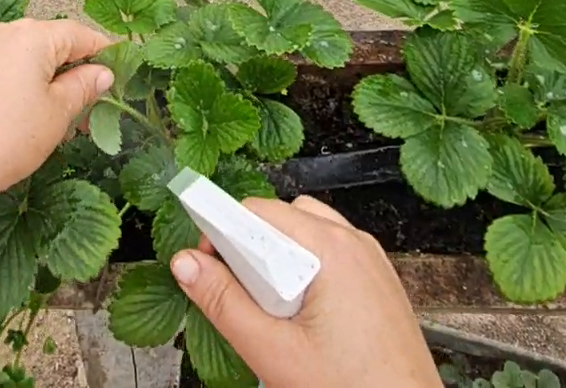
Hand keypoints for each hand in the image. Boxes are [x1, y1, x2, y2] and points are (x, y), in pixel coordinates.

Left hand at [0, 18, 114, 210]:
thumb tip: (102, 72)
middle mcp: (5, 31)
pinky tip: (32, 120)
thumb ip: (84, 87)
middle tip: (95, 112)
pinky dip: (26, 87)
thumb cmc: (6, 138)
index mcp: (32, 34)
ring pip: (30, 59)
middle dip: (78, 74)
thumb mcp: (57, 113)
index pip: (81, 34)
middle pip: (54, 45)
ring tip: (65, 124)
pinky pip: (7, 69)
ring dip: (52, 84)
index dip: (105, 53)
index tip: (123, 74)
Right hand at [171, 195, 437, 386]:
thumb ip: (223, 302)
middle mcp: (354, 244)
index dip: (223, 232)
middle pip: (282, 218)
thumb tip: (186, 264)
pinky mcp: (379, 283)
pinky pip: (331, 254)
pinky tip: (300, 315)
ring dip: (278, 258)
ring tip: (271, 308)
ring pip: (306, 233)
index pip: (258, 212)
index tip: (206, 263)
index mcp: (331, 250)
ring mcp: (371, 262)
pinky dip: (306, 270)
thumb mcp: (272, 352)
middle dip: (251, 247)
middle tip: (239, 292)